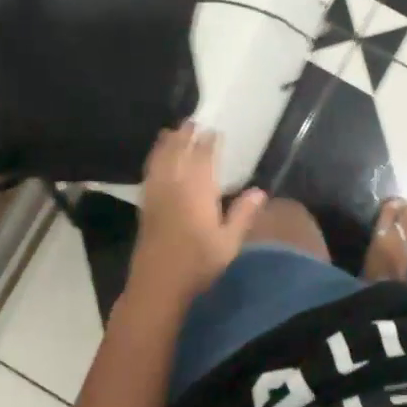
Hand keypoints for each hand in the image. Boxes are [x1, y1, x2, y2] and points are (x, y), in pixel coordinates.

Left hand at [129, 126, 265, 304]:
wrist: (158, 286)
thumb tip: (260, 191)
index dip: (208, 143)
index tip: (213, 130)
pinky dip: (153, 161)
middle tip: (191, 121)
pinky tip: (156, 160)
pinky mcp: (145, 207)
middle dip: (185, 136)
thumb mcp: (229, 243)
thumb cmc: (198, 265)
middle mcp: (175, 188)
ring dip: (166, 144)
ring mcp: (157, 196)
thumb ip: (243, 214)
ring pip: (160, 162)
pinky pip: (149, 175)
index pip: (203, 160)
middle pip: (178, 154)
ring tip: (171, 131)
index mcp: (198, 193)